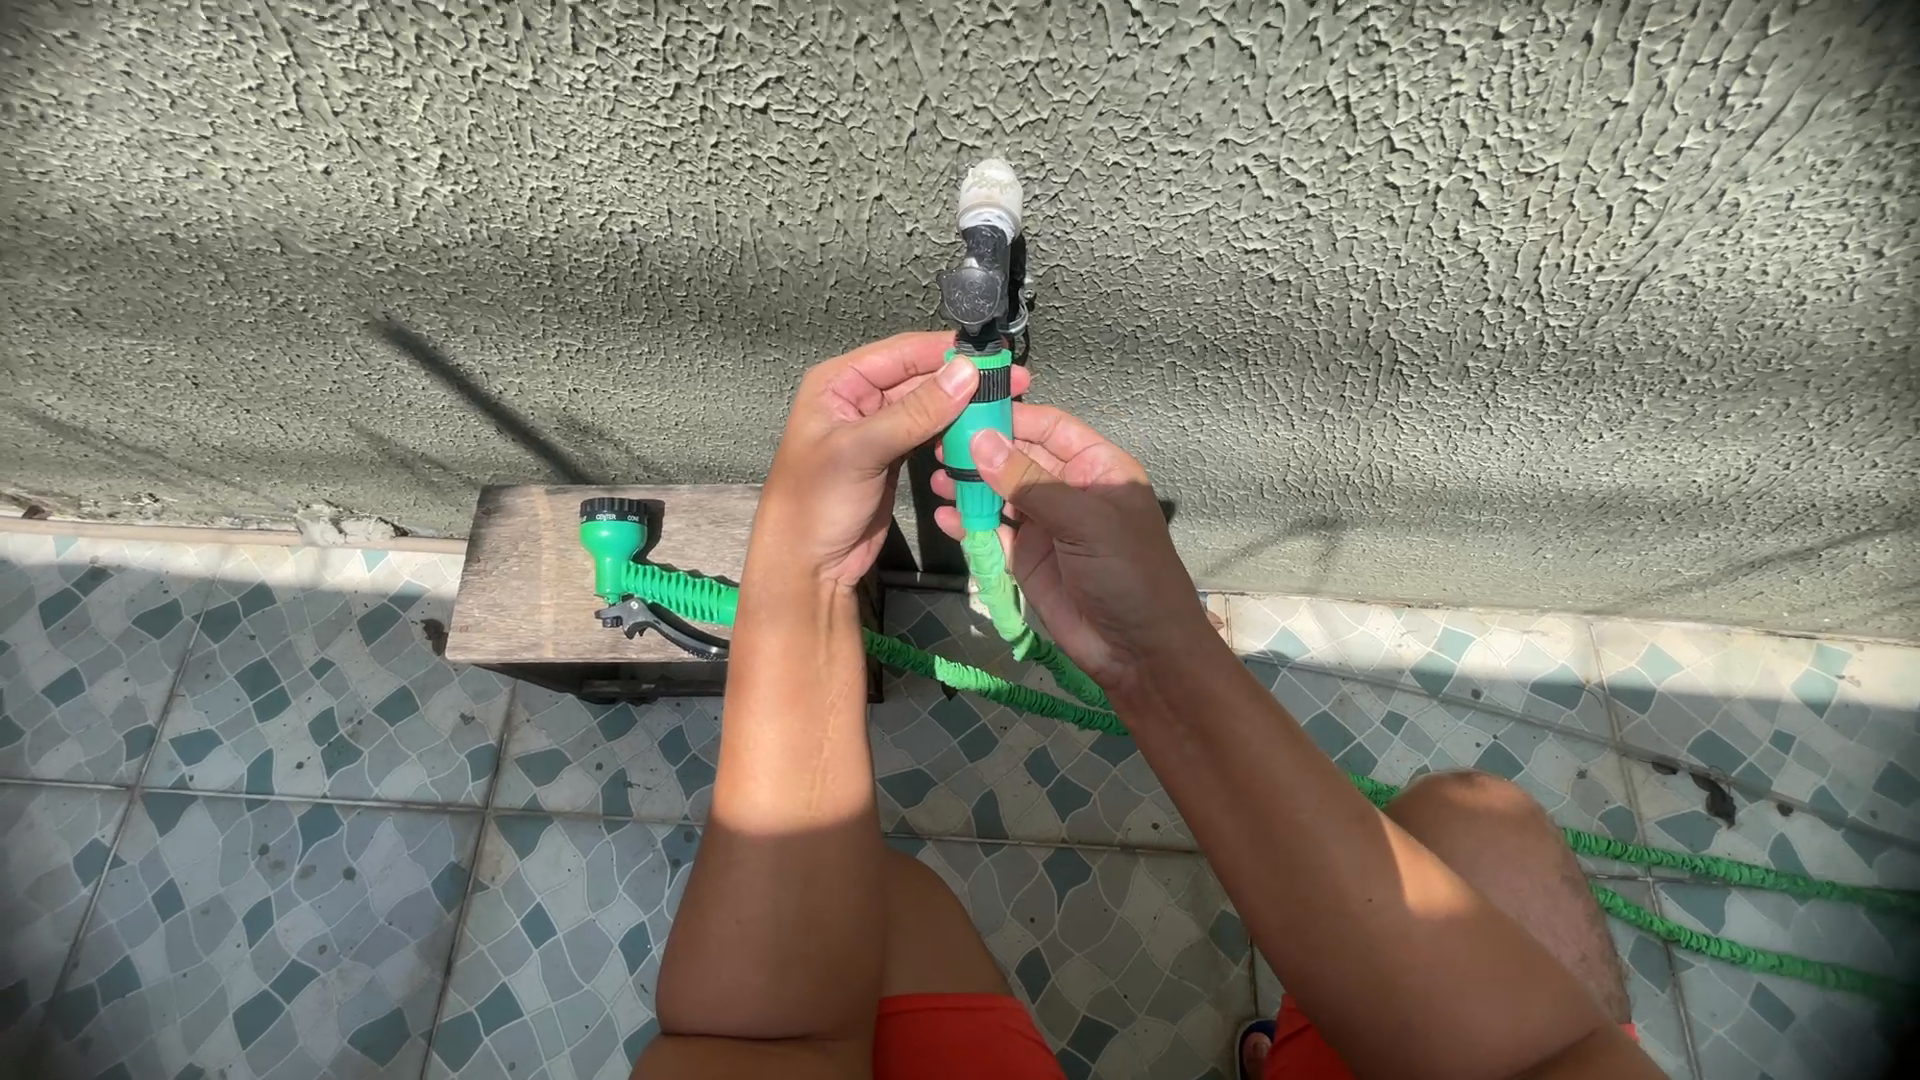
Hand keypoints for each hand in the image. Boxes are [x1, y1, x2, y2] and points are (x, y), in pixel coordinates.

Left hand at [756, 332, 1031, 588]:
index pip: (901, 353)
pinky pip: (929, 435)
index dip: (947, 351)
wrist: (809, 565)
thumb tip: (968, 372)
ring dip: (963, 408)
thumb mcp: (863, 451)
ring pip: (929, 408)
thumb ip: (916, 411)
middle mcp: (858, 398)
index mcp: (839, 382)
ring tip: (1006, 407)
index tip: (994, 355)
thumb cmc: (818, 501)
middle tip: (1014, 383)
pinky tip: (981, 434)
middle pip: (919, 378)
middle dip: (962, 381)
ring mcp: (878, 429)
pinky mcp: (894, 458)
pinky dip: (953, 435)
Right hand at [932, 404, 1213, 694]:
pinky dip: (968, 524)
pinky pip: (992, 533)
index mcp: (1097, 468)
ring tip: (935, 479)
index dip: (1013, 417)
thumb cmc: (1128, 573)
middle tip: (939, 445)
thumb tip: (979, 441)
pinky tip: (945, 518)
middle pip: (1019, 458)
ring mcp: (1046, 526)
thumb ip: (1029, 482)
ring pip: (1001, 495)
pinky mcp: (1027, 559)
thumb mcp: (1085, 521)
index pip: (1051, 428)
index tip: (968, 409)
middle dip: (982, 451)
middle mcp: (1069, 490)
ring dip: (970, 486)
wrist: (1138, 652)